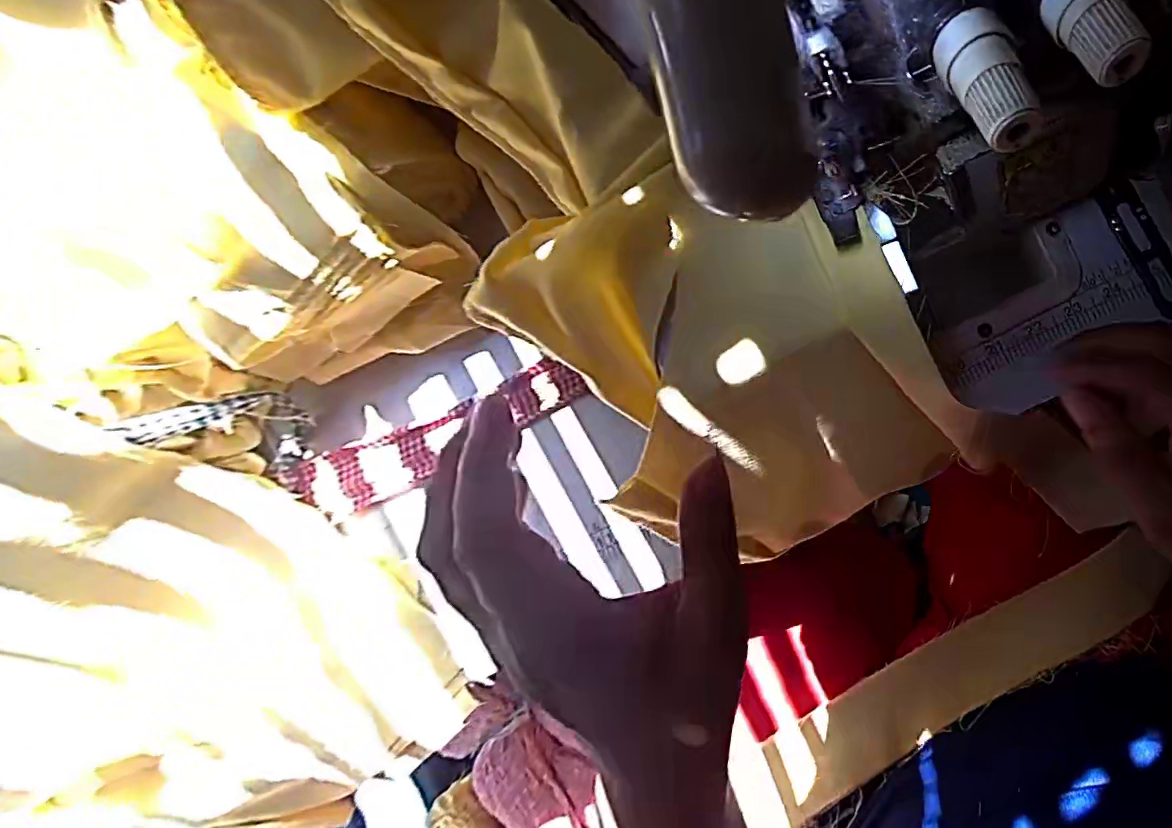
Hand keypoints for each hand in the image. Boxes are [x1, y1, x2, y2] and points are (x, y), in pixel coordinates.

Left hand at [421, 395, 745, 824]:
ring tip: (490, 434)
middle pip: (449, 546)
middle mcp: (511, 631)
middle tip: (488, 405)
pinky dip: (478, 519)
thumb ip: (711, 538)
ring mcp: (507, 640)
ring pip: (450, 562)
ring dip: (460, 493)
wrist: (663, 769)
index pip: (487, 539)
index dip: (484, 467)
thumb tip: (707, 459)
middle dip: (458, 469)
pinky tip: (514, 493)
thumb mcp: (718, 614)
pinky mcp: (518, 639)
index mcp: (553, 622)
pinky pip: (474, 571)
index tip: (500, 405)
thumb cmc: (691, 695)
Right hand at [1054, 325, 1171, 767]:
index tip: (1051, 368)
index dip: (1096, 366)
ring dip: (1121, 348)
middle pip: (1165, 343)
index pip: (1150, 375)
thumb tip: (1071, 392)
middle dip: (1106, 341)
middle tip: (1060, 354)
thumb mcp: (1155, 511)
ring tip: (1077, 365)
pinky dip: (1138, 364)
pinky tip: (1110, 384)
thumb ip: (1114, 447)